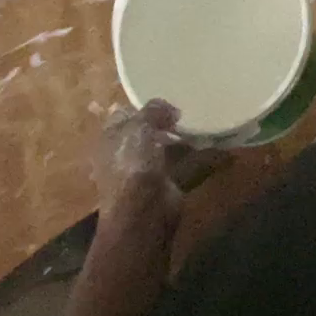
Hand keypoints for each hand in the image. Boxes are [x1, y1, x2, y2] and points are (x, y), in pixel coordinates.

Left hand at [93, 99, 184, 231]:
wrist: (143, 212)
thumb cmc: (132, 164)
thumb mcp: (138, 126)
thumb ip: (153, 110)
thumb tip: (172, 109)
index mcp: (110, 138)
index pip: (123, 114)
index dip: (142, 106)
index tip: (164, 102)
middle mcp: (123, 153)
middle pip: (144, 130)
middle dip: (162, 121)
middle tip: (182, 113)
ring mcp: (143, 169)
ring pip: (162, 145)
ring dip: (178, 136)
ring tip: (196, 124)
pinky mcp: (163, 183)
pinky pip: (179, 162)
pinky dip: (192, 155)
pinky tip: (206, 144)